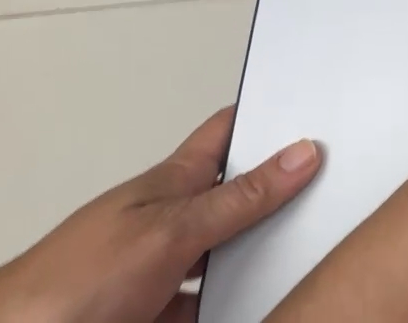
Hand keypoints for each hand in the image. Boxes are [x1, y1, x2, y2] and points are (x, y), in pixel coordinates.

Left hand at [0, 108, 320, 322]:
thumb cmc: (69, 285)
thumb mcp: (171, 232)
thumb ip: (240, 198)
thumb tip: (303, 152)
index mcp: (173, 182)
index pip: (228, 131)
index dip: (267, 112)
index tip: (314, 105)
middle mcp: (172, 220)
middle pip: (239, 195)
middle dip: (281, 191)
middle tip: (338, 185)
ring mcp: (163, 271)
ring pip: (230, 255)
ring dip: (262, 255)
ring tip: (315, 249)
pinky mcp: (158, 315)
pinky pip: (212, 303)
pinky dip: (238, 303)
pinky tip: (270, 301)